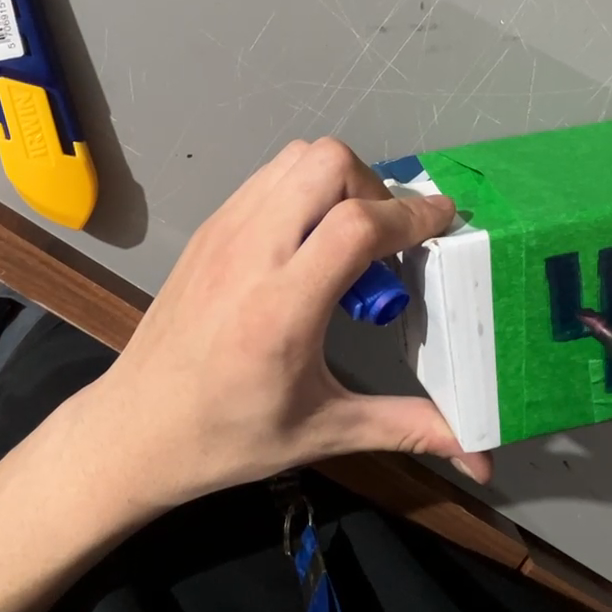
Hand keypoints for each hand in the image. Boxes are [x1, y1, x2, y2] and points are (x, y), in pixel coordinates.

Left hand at [88, 138, 491, 509]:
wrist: (133, 428)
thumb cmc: (228, 436)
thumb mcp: (323, 431)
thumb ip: (407, 426)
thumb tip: (479, 453)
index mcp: (282, 307)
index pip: (357, 226)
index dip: (411, 216)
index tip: (442, 222)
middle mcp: (251, 252)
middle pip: (326, 163)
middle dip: (372, 186)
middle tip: (383, 237)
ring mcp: (224, 231)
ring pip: (296, 157)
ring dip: (337, 180)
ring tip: (347, 234)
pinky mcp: (210, 227)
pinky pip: (269, 175)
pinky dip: (303, 187)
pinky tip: (306, 238)